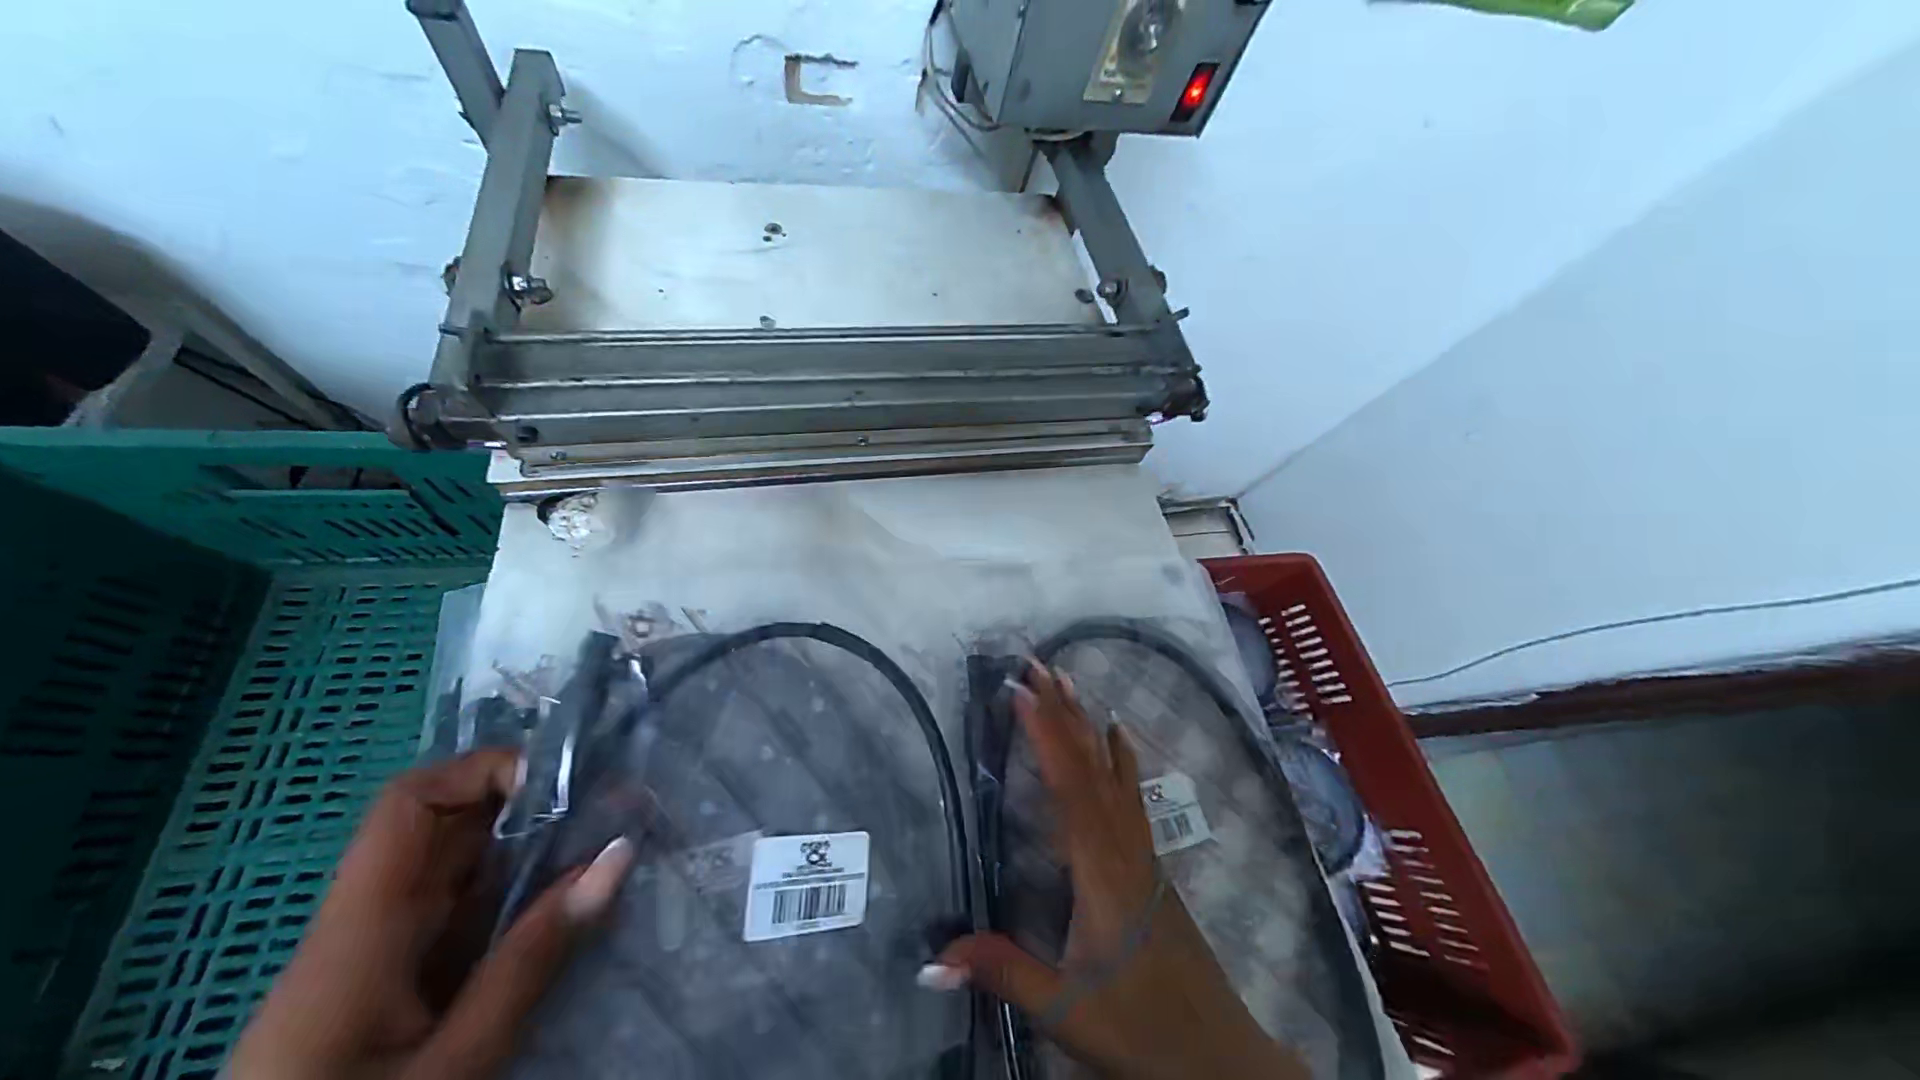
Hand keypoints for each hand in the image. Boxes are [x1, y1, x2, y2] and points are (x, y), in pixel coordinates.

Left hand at [229, 750, 634, 1079]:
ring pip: (463, 872)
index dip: (483, 771)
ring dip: (538, 854)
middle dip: (535, 809)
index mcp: (359, 929)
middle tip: (618, 810)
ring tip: (611, 851)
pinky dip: (522, 899)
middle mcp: (366, 924)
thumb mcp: (453, 1063)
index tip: (562, 782)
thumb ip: (532, 959)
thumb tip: (619, 855)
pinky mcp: (395, 985)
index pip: (411, 804)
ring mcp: (381, 955)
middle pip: (449, 830)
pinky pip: (464, 915)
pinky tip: (570, 906)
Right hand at [929, 665, 1307, 1079]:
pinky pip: (1129, 792)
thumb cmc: (1143, 1030)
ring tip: (1070, 682)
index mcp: (1101, 869)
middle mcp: (1124, 847)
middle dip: (1063, 712)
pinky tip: (1118, 738)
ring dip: (1088, 725)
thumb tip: (932, 957)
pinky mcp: (1150, 864)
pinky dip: (1118, 756)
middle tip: (1038, 664)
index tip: (1021, 691)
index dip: (1045, 734)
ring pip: (1113, 773)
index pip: (1069, 786)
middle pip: (1092, 765)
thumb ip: (1003, 972)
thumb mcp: (1065, 1009)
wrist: (1223, 1057)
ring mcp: (1142, 853)